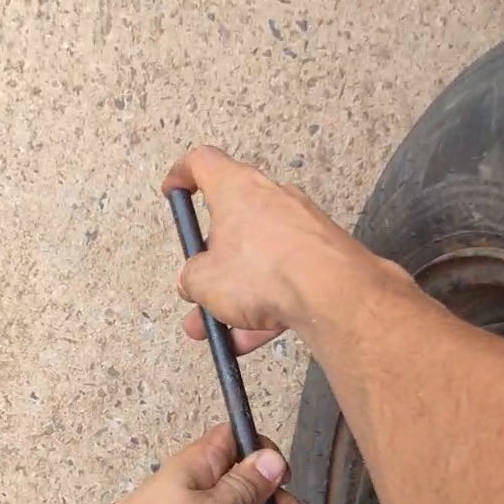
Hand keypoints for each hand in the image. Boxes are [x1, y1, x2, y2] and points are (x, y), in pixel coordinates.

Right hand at [161, 145, 404, 355]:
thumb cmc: (262, 272)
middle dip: (211, 268)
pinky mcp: (322, 256)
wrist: (330, 294)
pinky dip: (265, 308)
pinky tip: (250, 340)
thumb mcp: (204, 282)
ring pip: (257, 263)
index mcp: (237, 189)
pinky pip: (283, 282)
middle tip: (197, 295)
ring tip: (220, 333)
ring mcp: (300, 227)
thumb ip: (191, 279)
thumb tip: (192, 282)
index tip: (172, 191)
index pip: (203, 163)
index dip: (182, 174)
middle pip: (231, 227)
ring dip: (235, 298)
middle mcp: (271, 199)